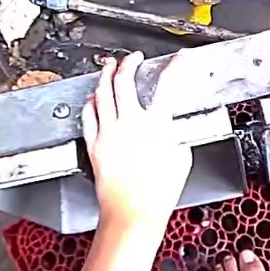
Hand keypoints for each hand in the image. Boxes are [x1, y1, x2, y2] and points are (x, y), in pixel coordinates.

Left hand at [83, 52, 190, 235]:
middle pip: (125, 80)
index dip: (176, 66)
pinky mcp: (94, 144)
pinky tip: (93, 98)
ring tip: (109, 68)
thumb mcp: (181, 157)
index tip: (179, 58)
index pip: (168, 85)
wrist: (133, 213)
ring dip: (106, 75)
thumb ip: (176, 134)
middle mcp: (130, 123)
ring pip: (102, 93)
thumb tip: (171, 125)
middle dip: (130, 63)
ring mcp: (109, 132)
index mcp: (157, 125)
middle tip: (133, 58)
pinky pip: (88, 115)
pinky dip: (91, 102)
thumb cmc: (158, 193)